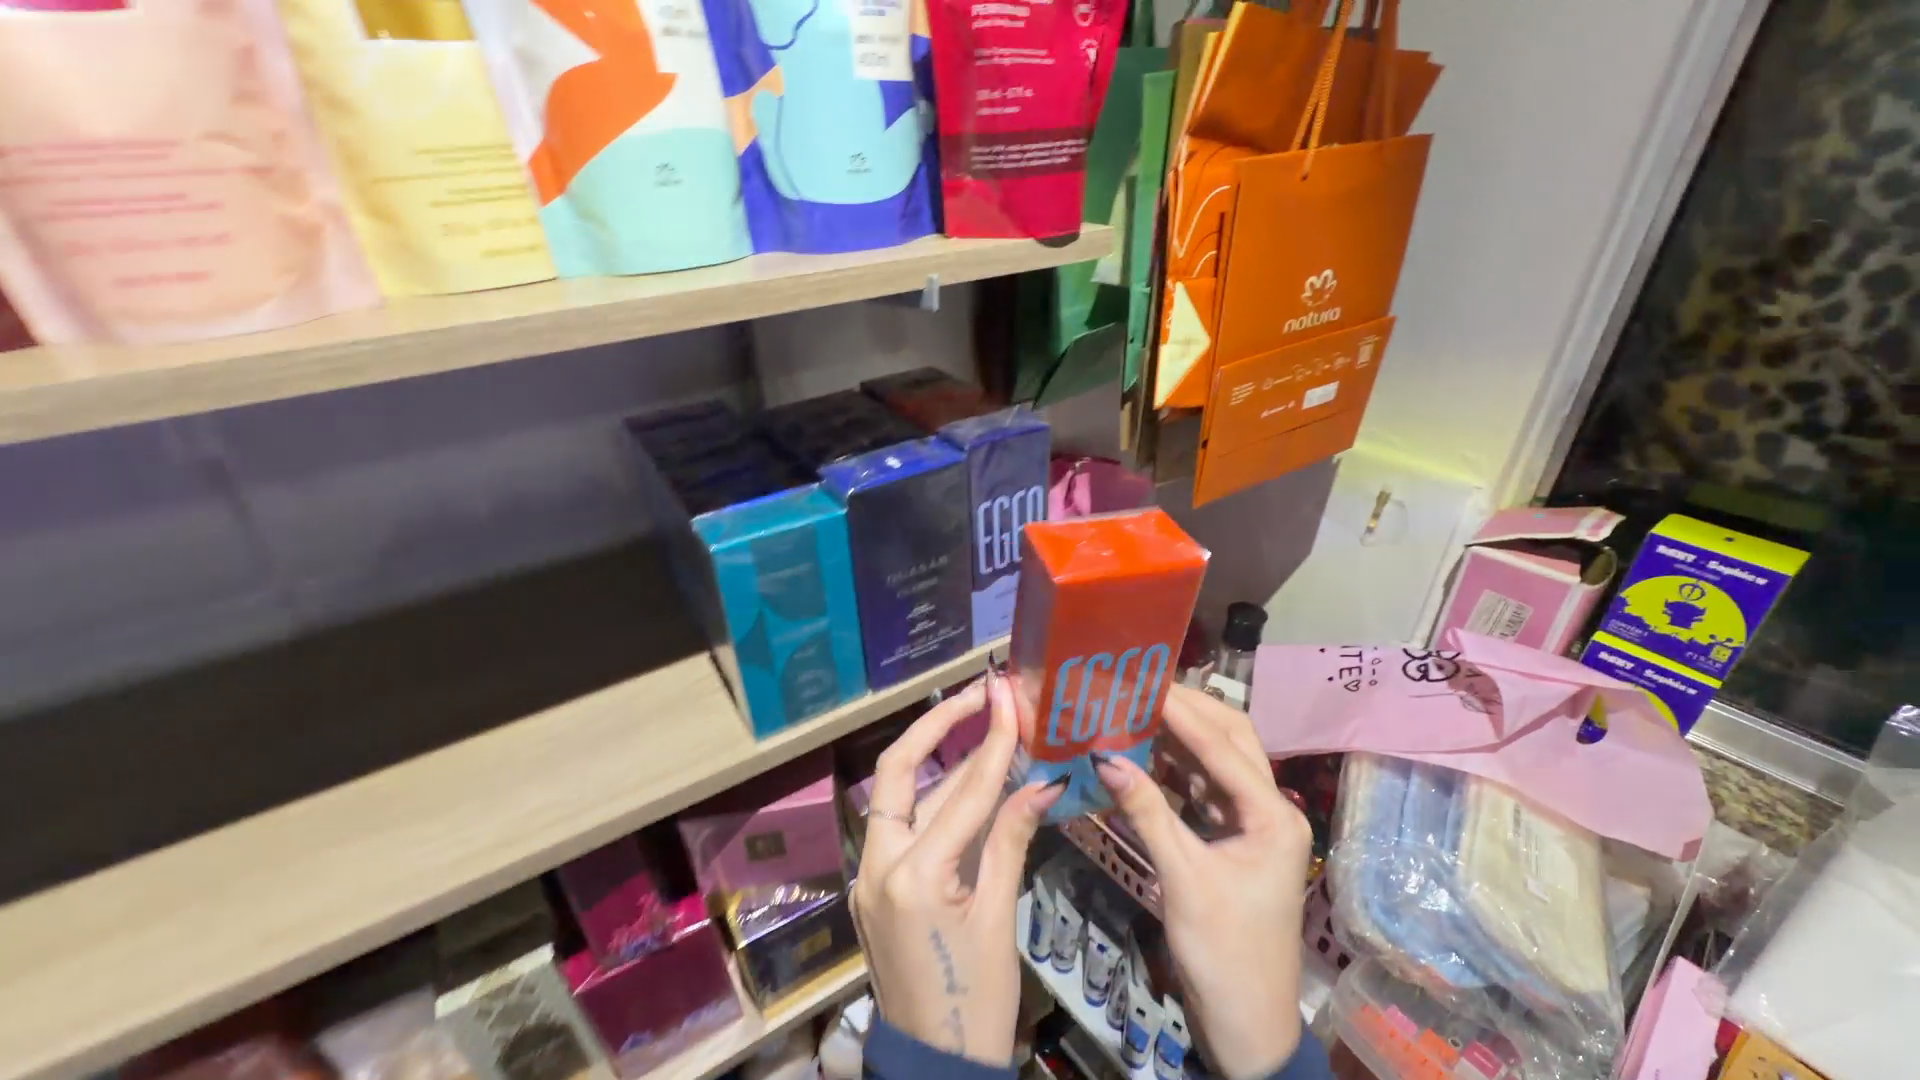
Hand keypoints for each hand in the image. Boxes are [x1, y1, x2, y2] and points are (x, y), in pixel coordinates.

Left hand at [851, 667, 1068, 1064]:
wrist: (933, 1063)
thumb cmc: (976, 1000)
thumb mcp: (1000, 919)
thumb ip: (1011, 840)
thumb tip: (1044, 781)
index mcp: (913, 876)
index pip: (962, 792)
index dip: (992, 741)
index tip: (1009, 697)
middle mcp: (877, 865)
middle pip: (897, 773)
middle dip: (936, 726)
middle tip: (978, 693)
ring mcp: (868, 875)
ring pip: (898, 797)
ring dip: (937, 759)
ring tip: (978, 724)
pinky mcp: (873, 886)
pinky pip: (902, 827)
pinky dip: (934, 800)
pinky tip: (965, 782)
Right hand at [1093, 685, 1313, 1079]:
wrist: (1246, 1024)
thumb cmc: (1223, 952)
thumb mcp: (1182, 878)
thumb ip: (1146, 811)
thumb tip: (1103, 755)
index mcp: (1273, 816)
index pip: (1222, 746)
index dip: (1179, 711)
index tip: (1140, 679)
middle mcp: (1271, 810)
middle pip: (1232, 741)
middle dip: (1189, 709)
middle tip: (1140, 683)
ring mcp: (1253, 825)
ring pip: (1219, 762)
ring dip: (1182, 736)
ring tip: (1137, 706)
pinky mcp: (1233, 841)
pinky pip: (1206, 790)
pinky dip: (1177, 769)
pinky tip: (1143, 754)